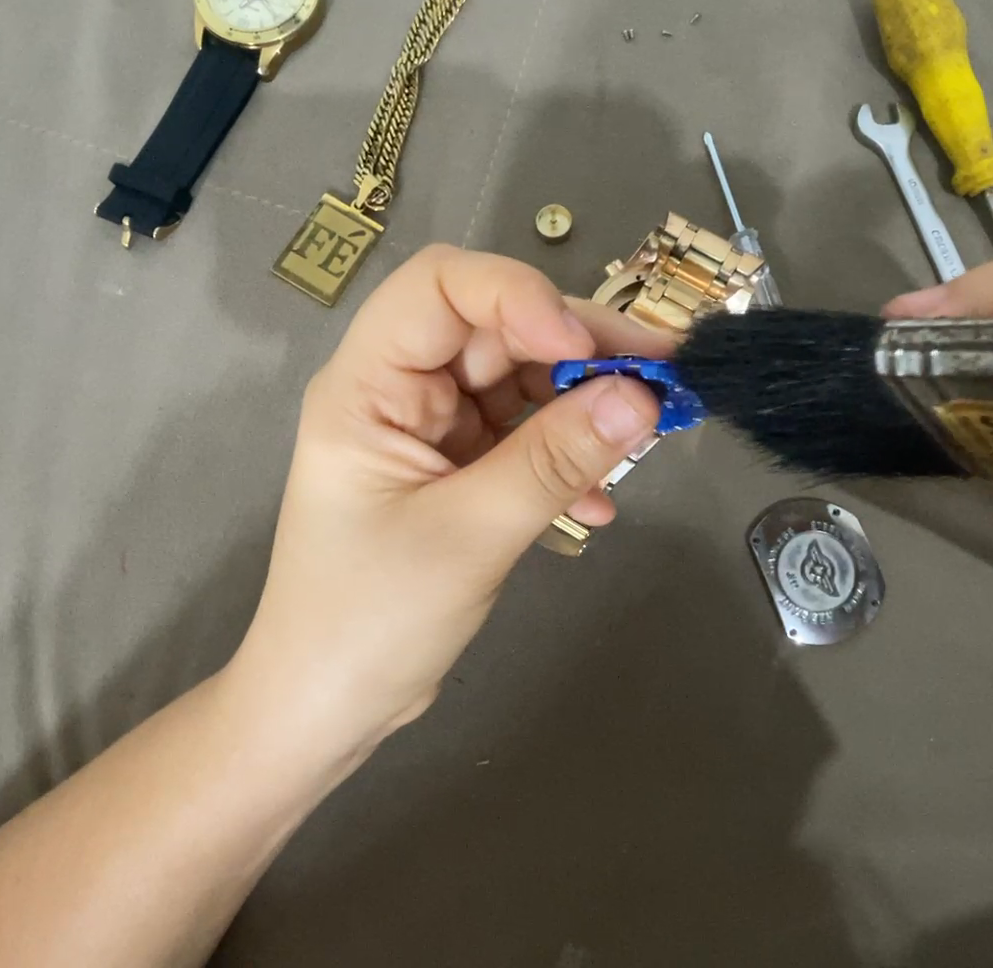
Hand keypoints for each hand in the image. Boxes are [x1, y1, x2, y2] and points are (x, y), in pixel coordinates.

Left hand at [230, 246, 672, 743]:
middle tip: (662, 376)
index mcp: (367, 385)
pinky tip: (599, 505)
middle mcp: (398, 391)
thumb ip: (554, 461)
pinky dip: (565, 459)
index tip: (585, 350)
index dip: (518, 295)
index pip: (440, 287)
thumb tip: (641, 399)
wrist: (330, 705)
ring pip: (519, 382)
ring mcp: (431, 430)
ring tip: (647, 434)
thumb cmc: (370, 620)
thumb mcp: (469, 536)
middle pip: (494, 329)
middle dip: (577, 348)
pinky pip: (523, 437)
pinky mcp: (458, 469)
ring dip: (583, 405)